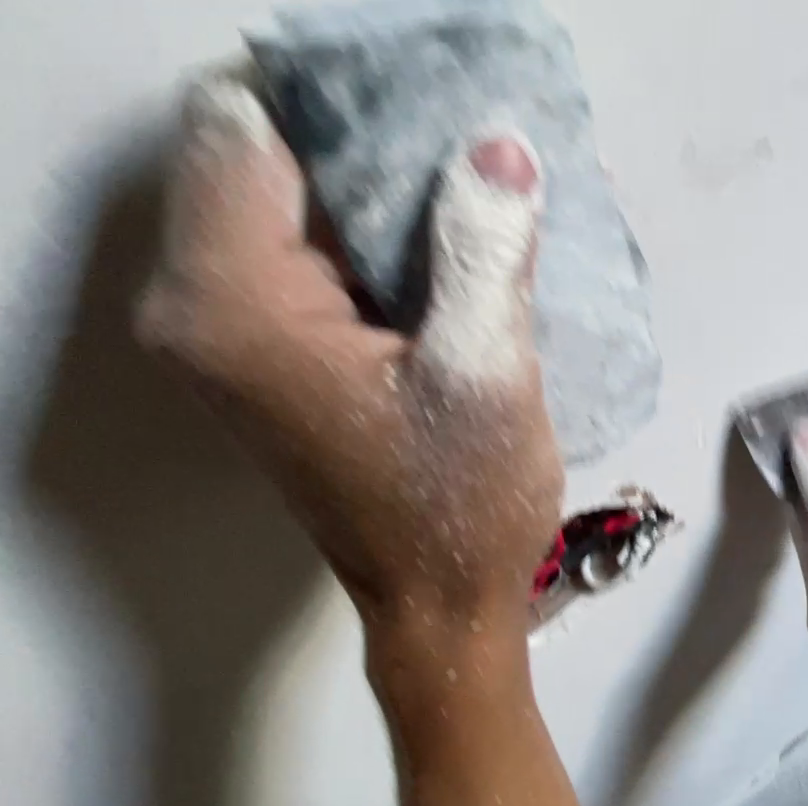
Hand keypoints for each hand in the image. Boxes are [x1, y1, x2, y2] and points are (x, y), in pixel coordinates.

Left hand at [135, 73, 561, 634]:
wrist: (445, 602)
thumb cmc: (465, 502)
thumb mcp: (488, 374)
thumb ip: (482, 252)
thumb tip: (499, 147)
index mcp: (236, 302)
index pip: (249, 131)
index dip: (342, 100)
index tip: (442, 103)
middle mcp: (206, 305)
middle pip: (272, 166)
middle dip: (380, 148)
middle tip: (487, 149)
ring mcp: (238, 334)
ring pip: (306, 215)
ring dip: (397, 200)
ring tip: (495, 197)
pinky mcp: (281, 358)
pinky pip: (326, 267)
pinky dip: (394, 249)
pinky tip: (470, 256)